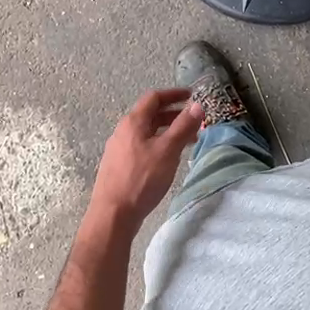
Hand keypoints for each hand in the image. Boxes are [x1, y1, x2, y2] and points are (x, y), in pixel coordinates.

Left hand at [89, 89, 202, 225]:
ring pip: (146, 132)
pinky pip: (142, 146)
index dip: (173, 94)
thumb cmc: (142, 179)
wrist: (113, 215)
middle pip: (150, 114)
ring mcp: (119, 149)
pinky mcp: (119, 165)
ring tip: (186, 142)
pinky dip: (158, 144)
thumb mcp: (168, 150)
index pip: (154, 98)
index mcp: (133, 122)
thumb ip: (183, 126)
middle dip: (173, 115)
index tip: (191, 95)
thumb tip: (197, 106)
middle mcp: (123, 131)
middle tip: (193, 121)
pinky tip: (167, 159)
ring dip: (167, 131)